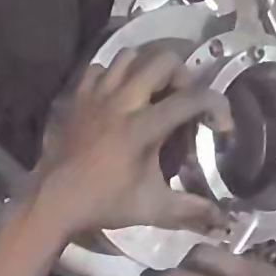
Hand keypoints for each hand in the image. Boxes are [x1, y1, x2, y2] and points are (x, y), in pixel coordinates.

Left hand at [28, 46, 231, 234]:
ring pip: (128, 56)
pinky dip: (112, 75)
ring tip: (152, 91)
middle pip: (162, 61)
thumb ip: (190, 209)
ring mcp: (96, 95)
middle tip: (183, 98)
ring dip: (147, 68)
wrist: (54, 199)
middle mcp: (121, 101)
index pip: (191, 99)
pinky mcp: (77, 96)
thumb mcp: (153, 208)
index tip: (221, 124)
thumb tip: (221, 218)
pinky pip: (99, 68)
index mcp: (142, 127)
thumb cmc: (105, 203)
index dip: (216, 105)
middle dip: (182, 75)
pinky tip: (118, 95)